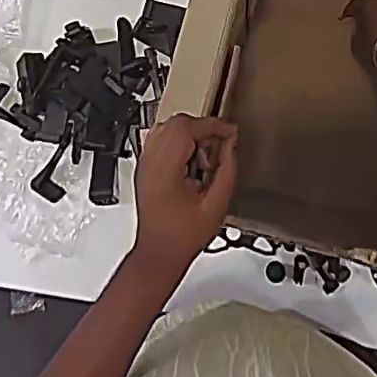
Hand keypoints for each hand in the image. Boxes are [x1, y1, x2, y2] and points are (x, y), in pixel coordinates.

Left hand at [131, 114, 239, 273]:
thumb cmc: (182, 236)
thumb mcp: (216, 205)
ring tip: (206, 156)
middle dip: (203, 128)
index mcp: (165, 171)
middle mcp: (150, 163)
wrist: (160, 253)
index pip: (186, 128)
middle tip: (220, 144)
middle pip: (175, 123)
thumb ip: (227, 170)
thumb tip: (231, 145)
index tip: (230, 131)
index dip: (213, 125)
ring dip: (192, 135)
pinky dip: (181, 143)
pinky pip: (162, 141)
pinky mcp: (146, 169)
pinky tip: (194, 162)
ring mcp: (145, 165)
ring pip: (168, 128)